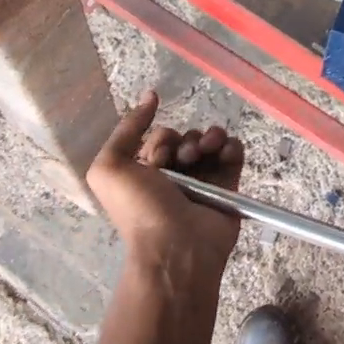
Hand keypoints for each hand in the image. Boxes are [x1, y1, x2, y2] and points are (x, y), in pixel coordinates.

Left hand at [86, 90, 245, 273]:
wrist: (176, 247)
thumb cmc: (140, 209)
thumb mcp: (110, 168)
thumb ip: (125, 129)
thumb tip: (150, 96)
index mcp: (146, 174)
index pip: (160, 138)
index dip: (160, 140)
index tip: (159, 157)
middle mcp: (175, 177)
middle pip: (187, 138)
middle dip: (186, 140)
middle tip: (185, 157)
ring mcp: (204, 181)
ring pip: (211, 142)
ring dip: (211, 137)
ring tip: (206, 152)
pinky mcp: (229, 187)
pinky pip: (234, 154)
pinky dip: (232, 147)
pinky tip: (225, 152)